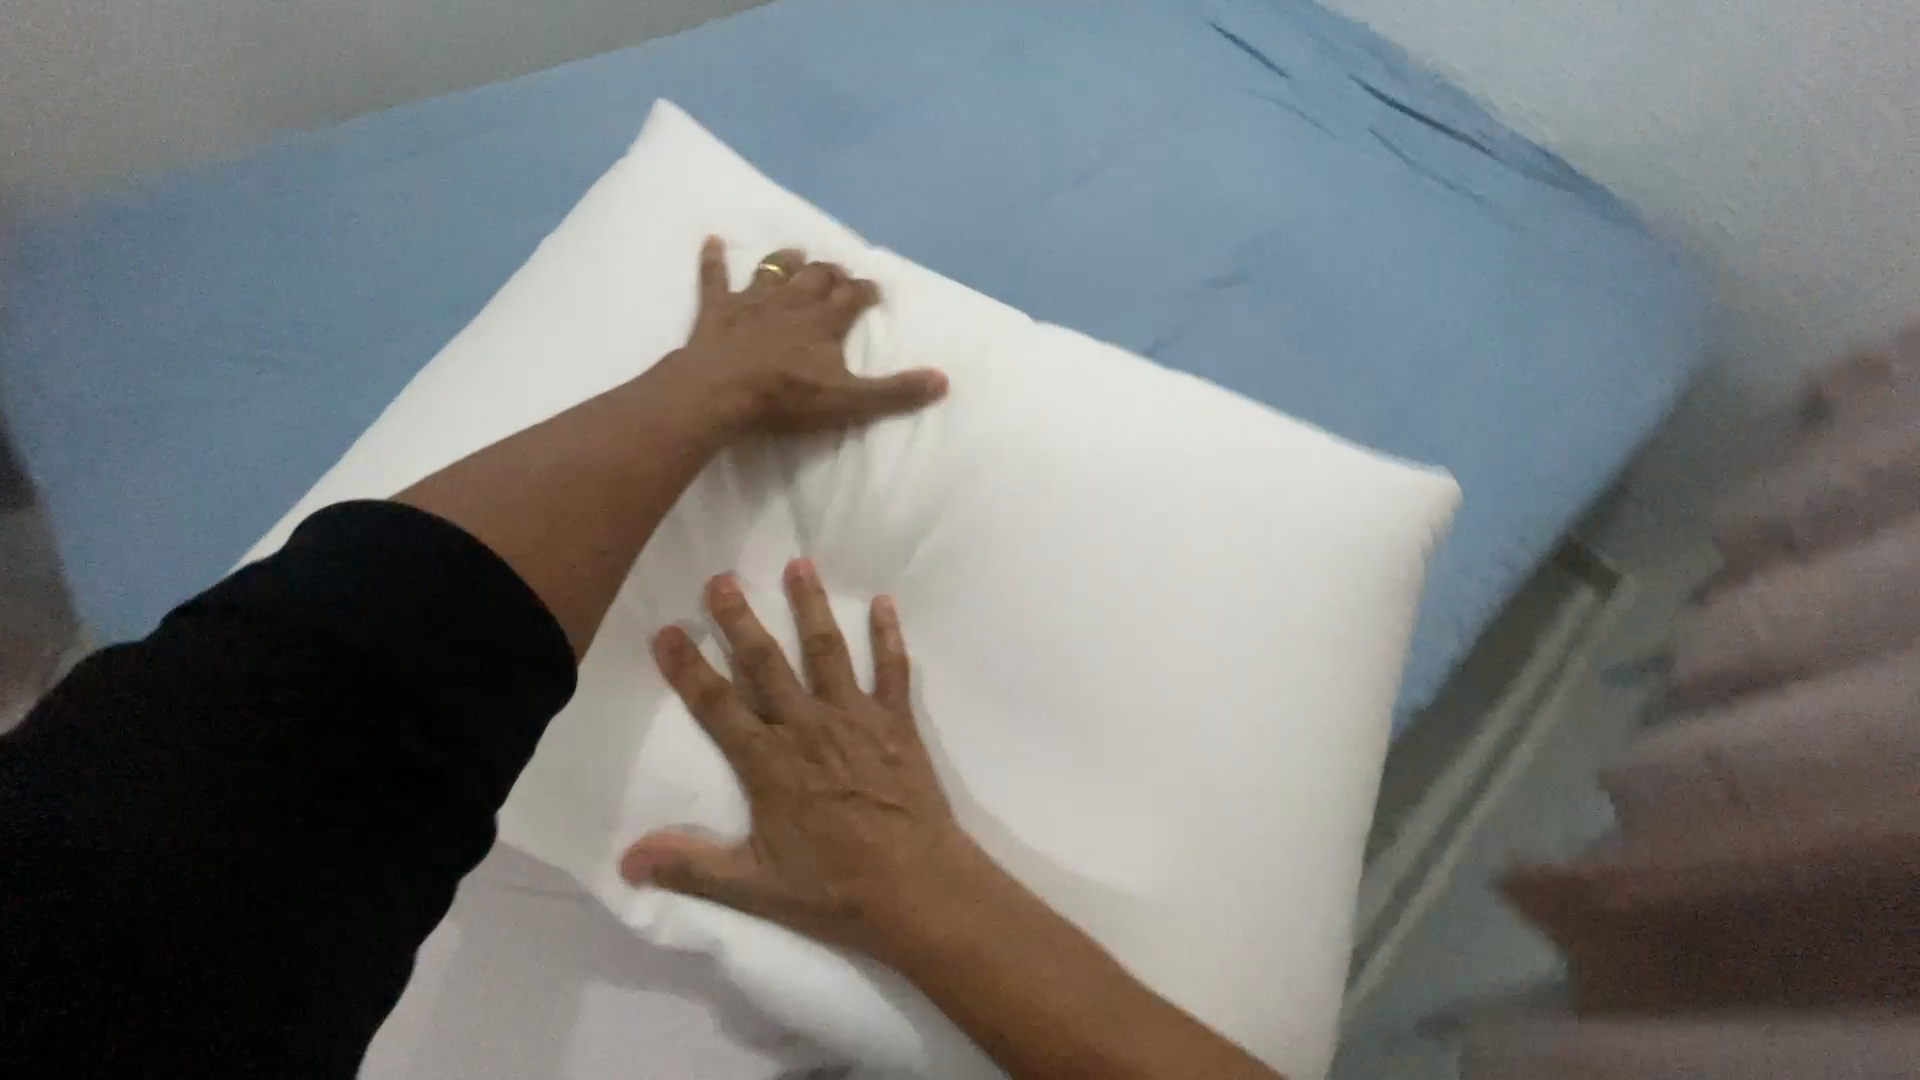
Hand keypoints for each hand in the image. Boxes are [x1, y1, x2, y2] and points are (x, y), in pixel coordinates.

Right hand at [620, 559, 990, 959]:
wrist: (916, 886)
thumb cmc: (834, 889)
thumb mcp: (755, 888)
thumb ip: (691, 865)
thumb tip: (626, 860)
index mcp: (769, 762)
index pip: (717, 704)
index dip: (688, 667)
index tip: (667, 629)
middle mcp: (808, 726)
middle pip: (766, 663)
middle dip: (741, 619)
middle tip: (723, 578)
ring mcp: (856, 718)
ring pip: (827, 650)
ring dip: (811, 606)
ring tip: (799, 564)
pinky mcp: (896, 721)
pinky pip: (893, 668)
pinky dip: (888, 634)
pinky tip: (884, 602)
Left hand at [672, 238, 947, 436]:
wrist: (721, 393)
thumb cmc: (786, 398)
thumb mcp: (849, 402)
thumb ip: (895, 392)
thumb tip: (943, 380)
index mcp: (824, 321)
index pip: (853, 297)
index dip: (866, 291)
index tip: (875, 290)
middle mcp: (792, 302)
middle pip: (817, 278)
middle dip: (832, 273)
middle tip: (840, 274)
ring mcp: (751, 301)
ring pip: (773, 270)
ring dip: (786, 261)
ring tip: (797, 253)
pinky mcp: (716, 310)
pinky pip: (714, 277)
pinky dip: (714, 259)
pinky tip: (712, 240)